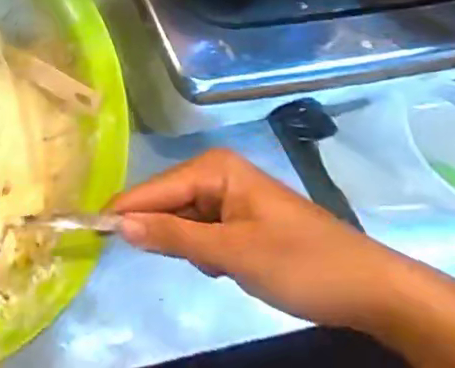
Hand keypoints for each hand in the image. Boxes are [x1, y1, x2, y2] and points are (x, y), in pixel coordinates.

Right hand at [110, 148, 405, 330]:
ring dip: (188, 247)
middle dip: (164, 233)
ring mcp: (231, 196)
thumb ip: (175, 237)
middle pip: (168, 201)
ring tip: (218, 269)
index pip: (155, 188)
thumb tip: (120, 224)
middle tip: (182, 263)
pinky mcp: (241, 219)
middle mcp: (219, 172)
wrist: (367, 287)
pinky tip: (227, 269)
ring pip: (184, 221)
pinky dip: (206, 253)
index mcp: (215, 167)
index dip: (124, 210)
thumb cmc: (300, 262)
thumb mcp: (233, 253)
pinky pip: (204, 232)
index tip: (86, 230)